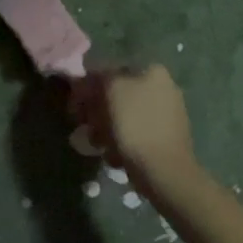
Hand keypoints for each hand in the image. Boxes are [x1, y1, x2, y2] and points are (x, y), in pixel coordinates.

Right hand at [68, 65, 198, 189]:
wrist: (164, 171)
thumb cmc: (135, 126)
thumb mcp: (111, 90)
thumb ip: (99, 77)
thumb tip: (89, 80)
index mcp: (153, 72)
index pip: (111, 72)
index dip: (89, 87)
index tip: (75, 107)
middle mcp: (164, 88)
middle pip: (118, 95)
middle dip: (97, 111)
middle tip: (86, 126)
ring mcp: (167, 114)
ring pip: (124, 116)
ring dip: (106, 128)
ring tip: (98, 145)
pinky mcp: (165, 138)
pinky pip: (135, 133)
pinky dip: (122, 142)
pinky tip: (115, 155)